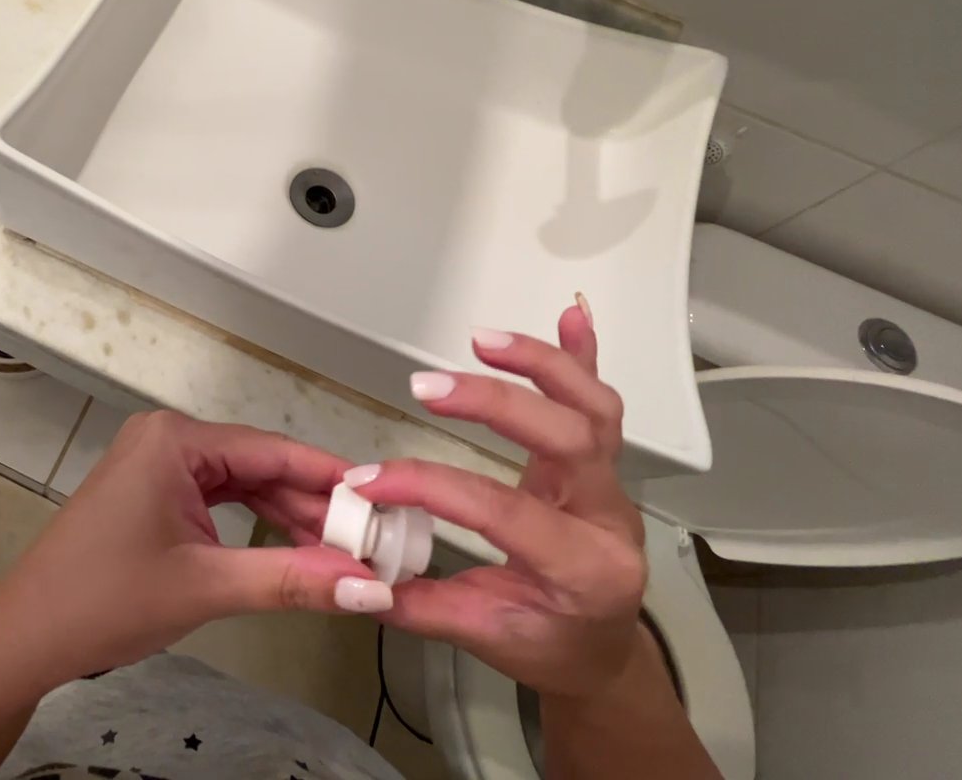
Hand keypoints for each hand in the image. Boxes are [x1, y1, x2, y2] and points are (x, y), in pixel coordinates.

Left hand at [0, 411, 387, 687]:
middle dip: (312, 503)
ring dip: (286, 515)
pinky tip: (289, 545)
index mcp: (174, 439)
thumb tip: (369, 587)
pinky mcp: (151, 490)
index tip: (384, 501)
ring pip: (239, 482)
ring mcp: (155, 463)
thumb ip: (291, 579)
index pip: (271, 450)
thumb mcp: (206, 587)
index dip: (332, 477)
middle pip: (257, 465)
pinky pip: (215, 497)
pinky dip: (252, 522)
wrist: (30, 633)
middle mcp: (166, 438)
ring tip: (341, 549)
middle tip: (370, 539)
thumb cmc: (106, 599)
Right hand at [347, 303, 650, 698]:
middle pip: (570, 438)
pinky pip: (598, 400)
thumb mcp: (482, 635)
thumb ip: (418, 602)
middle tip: (425, 390)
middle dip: (494, 404)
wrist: (601, 649)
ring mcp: (608, 485)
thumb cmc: (547, 644)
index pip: (500, 511)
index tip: (368, 482)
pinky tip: (571, 312)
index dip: (429, 488)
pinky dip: (583, 354)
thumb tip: (353, 566)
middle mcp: (607, 517)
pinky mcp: (597, 463)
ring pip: (593, 409)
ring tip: (482, 339)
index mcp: (582, 569)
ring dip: (541, 365)